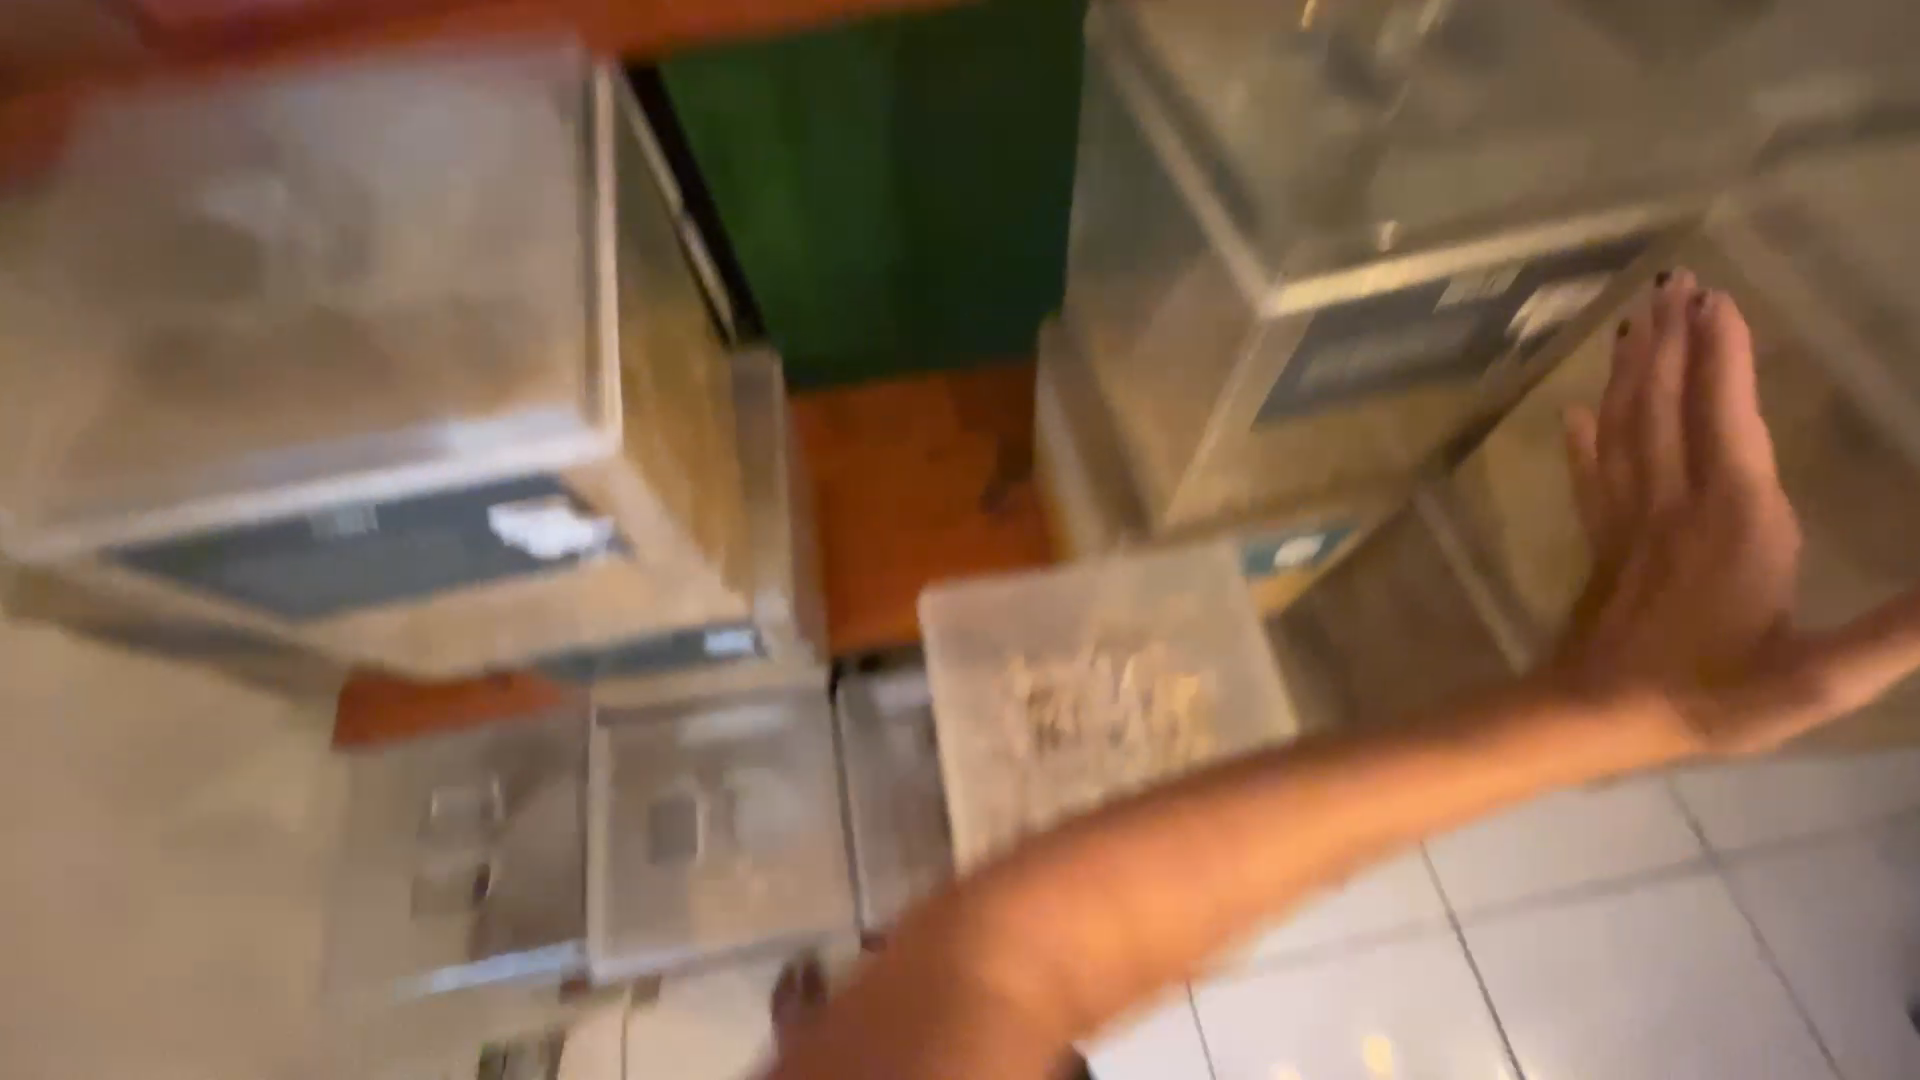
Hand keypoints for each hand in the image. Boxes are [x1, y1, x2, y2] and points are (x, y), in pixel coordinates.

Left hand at [1553, 268, 1919, 754]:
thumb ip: (1902, 628)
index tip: (1716, 302)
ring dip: (1628, 376)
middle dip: (1669, 345)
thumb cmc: (1710, 698)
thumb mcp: (1822, 676)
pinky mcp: (1600, 543)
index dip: (1720, 359)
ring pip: (1621, 432)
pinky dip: (1583, 441)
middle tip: (1669, 286)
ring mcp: (1625, 522)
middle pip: (1664, 410)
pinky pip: (1590, 478)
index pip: (1725, 421)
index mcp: (1732, 523)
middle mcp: (1669, 507)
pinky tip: (1574, 413)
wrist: (1596, 715)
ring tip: (1631, 326)